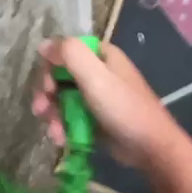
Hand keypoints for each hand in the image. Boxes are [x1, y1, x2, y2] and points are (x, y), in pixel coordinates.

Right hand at [31, 38, 191, 168]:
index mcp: (100, 55)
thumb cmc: (124, 108)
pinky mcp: (94, 116)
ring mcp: (95, 95)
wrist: (150, 147)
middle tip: (41, 111)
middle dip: (46, 95)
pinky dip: (62, 125)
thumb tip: (43, 44)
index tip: (47, 87)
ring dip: (52, 115)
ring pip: (60, 98)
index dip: (49, 68)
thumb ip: (70, 54)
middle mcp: (97, 71)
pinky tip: (61, 139)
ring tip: (55, 133)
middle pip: (58, 76)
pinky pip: (69, 115)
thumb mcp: (96, 76)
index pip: (63, 51)